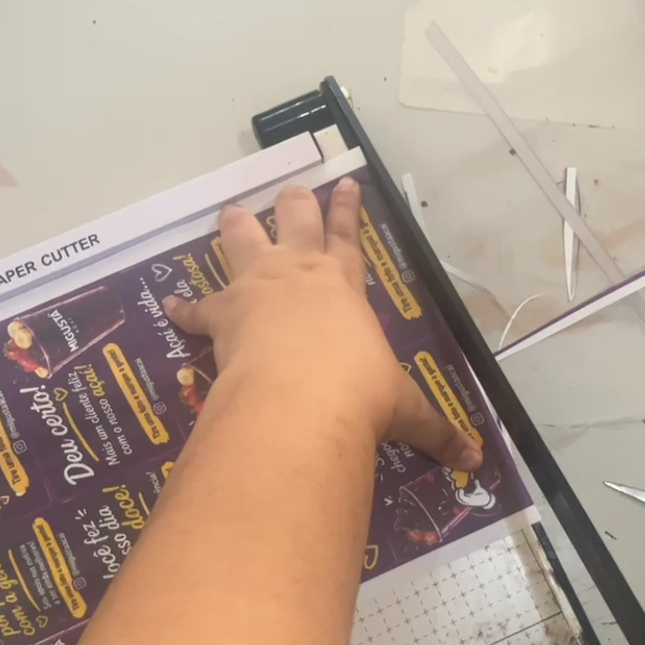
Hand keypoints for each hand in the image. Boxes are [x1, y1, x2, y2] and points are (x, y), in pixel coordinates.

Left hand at [163, 178, 481, 470]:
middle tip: (289, 189)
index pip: (349, 238)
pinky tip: (169, 305)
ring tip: (230, 212)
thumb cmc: (357, 393)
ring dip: (238, 226)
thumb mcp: (402, 409)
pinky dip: (184, 308)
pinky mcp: (224, 313)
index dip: (349, 210)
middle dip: (294, 204)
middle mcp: (300, 273)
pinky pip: (198, 307)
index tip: (347, 183)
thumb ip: (435, 432)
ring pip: (243, 239)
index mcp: (344, 285)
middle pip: (296, 221)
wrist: (302, 399)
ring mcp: (258, 286)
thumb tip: (475, 461)